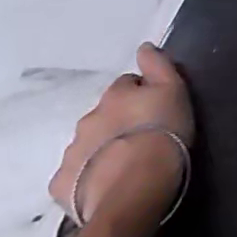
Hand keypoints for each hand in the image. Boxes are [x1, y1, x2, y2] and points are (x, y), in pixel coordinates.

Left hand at [49, 43, 193, 224]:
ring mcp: (72, 152)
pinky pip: (74, 177)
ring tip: (125, 168)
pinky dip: (86, 179)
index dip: (142, 95)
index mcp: (115, 96)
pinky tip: (103, 189)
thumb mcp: (174, 91)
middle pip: (104, 115)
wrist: (135, 190)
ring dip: (103, 150)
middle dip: (118, 123)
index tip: (156, 110)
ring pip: (88, 145)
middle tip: (142, 141)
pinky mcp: (62, 185)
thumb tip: (143, 47)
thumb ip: (158, 65)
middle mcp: (88, 119)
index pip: (127, 85)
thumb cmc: (163, 136)